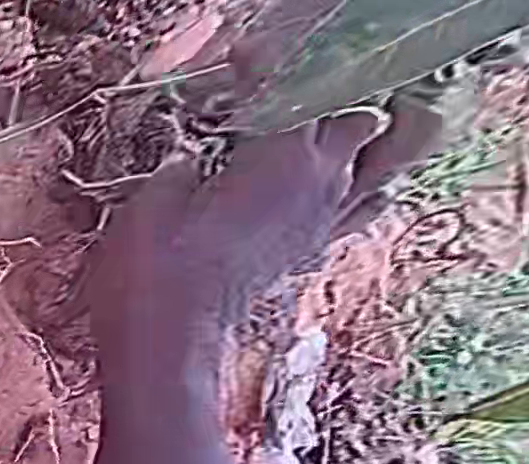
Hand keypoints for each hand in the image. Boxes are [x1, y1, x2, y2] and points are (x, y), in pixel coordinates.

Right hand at [86, 98, 439, 360]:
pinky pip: (364, 206)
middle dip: (324, 105)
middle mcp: (321, 178)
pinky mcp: (309, 250)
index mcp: (280, 155)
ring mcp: (323, 217)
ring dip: (365, 144)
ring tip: (328, 144)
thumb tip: (187, 161)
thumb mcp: (142, 211)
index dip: (266, 67)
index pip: (292, 87)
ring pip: (386, 157)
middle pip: (357, 117)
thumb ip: (173, 173)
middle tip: (278, 111)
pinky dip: (357, 190)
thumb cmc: (150, 273)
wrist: (165, 338)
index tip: (241, 59)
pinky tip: (330, 192)